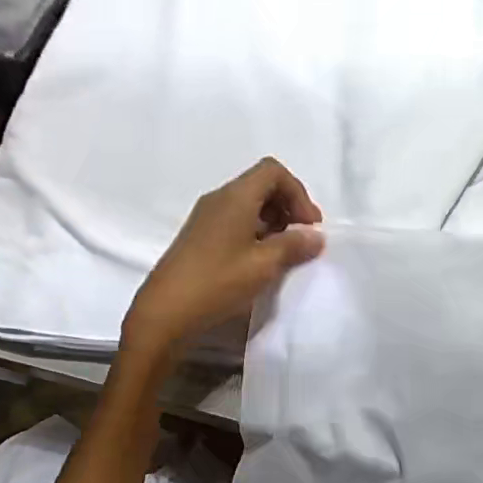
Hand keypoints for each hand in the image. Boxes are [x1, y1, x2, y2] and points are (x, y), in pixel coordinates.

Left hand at [121, 158, 324, 357]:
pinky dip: (255, 233)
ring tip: (283, 254)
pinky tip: (259, 262)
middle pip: (261, 186)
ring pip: (248, 205)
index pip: (273, 172)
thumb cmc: (218, 282)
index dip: (298, 194)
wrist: (167, 310)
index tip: (310, 226)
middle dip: (287, 207)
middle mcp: (219, 199)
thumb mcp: (264, 265)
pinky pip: (234, 222)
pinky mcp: (199, 238)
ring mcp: (206, 218)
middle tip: (301, 239)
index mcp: (236, 197)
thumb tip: (315, 236)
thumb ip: (293, 246)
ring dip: (272, 222)